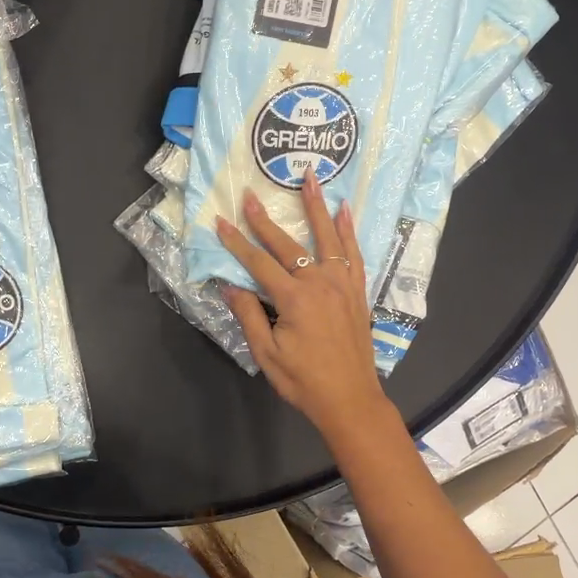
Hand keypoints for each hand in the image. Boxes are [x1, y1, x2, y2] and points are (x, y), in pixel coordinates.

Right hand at [216, 171, 394, 440]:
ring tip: (310, 178)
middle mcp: (320, 283)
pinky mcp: (357, 292)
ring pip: (327, 238)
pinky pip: (353, 254)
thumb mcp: (266, 353)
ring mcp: (343, 285)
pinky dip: (348, 231)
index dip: (236, 243)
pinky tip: (344, 211)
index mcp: (294, 298)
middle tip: (250, 195)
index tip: (220, 222)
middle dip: (265, 220)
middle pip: (288, 244)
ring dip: (317, 206)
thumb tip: (229, 286)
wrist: (350, 399)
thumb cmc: (303, 381)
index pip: (258, 263)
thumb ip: (249, 316)